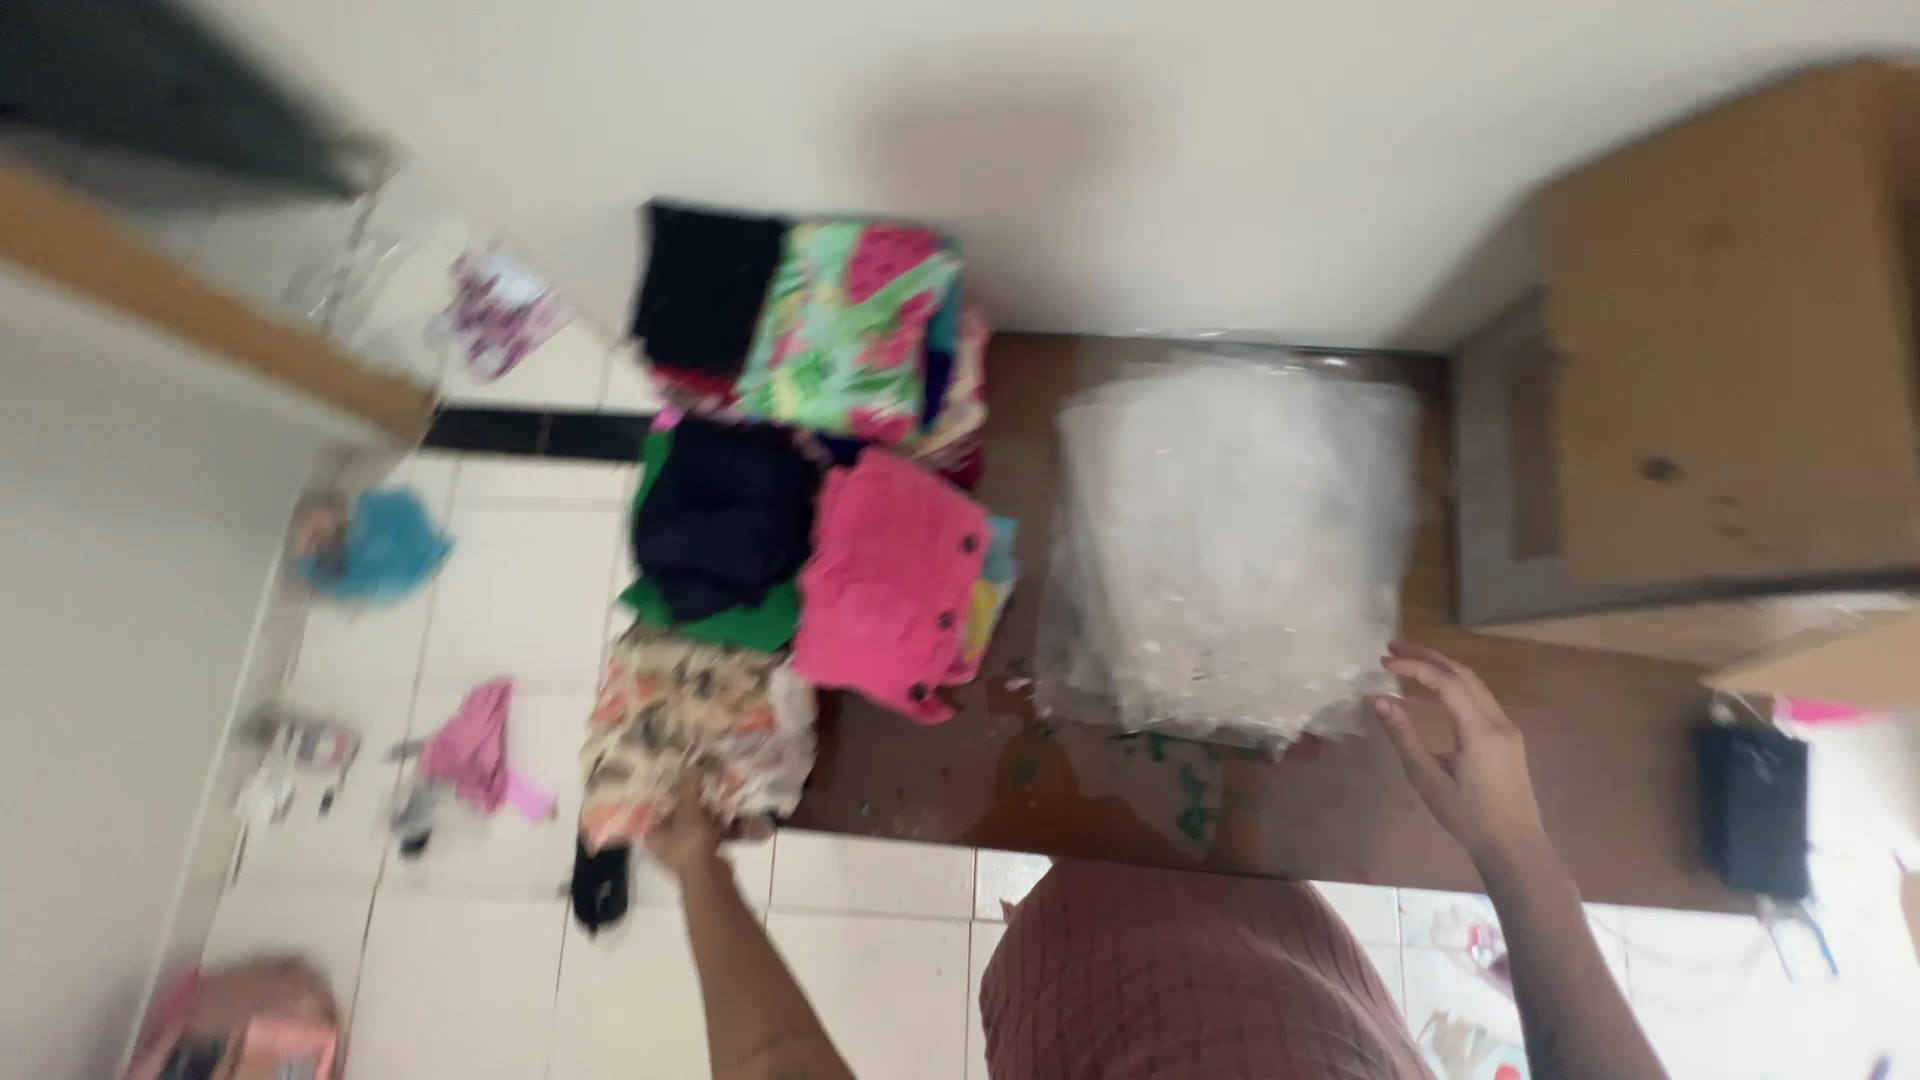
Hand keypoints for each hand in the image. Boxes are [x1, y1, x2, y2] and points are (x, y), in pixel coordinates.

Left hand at [643, 788, 725, 880]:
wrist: (708, 875)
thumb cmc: (689, 842)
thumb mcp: (688, 811)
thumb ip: (689, 789)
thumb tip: (692, 768)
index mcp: (651, 836)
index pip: (656, 810)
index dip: (668, 794)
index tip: (681, 780)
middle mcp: (663, 846)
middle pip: (676, 817)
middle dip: (691, 802)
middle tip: (701, 785)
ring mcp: (682, 853)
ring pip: (693, 826)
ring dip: (705, 812)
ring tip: (715, 795)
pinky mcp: (700, 857)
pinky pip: (705, 835)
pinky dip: (714, 824)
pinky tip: (725, 812)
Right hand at [1368, 641, 1552, 868]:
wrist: (1514, 846)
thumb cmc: (1467, 816)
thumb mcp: (1426, 777)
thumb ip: (1402, 735)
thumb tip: (1378, 699)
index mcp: (1480, 731)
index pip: (1446, 683)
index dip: (1413, 666)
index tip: (1383, 662)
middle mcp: (1499, 722)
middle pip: (1463, 674)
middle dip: (1427, 656)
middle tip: (1391, 647)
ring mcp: (1507, 729)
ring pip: (1474, 683)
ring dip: (1441, 666)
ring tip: (1408, 658)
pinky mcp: (1506, 738)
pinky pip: (1479, 697)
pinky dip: (1453, 681)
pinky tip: (1434, 685)